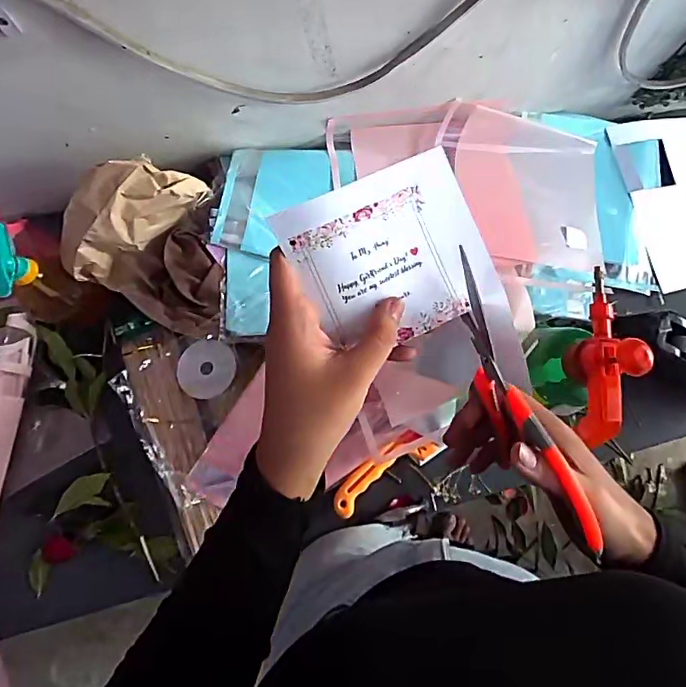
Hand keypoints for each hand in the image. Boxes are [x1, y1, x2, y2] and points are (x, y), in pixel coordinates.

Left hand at [257, 250, 415, 498]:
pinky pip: (339, 334)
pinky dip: (363, 333)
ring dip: (362, 303)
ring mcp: (304, 340)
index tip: (337, 226)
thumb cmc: (316, 414)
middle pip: (316, 281)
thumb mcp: (355, 374)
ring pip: (333, 308)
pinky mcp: (315, 357)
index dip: (303, 239)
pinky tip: (401, 341)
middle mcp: (294, 321)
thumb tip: (396, 301)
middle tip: (382, 253)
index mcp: (292, 317)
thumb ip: (379, 337)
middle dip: (349, 268)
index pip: (284, 263)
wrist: (293, 459)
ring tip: (400, 289)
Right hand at [442, 389, 657, 565]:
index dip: (483, 404)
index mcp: (554, 430)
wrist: (632, 540)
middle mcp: (545, 431)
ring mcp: (542, 446)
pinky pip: (507, 446)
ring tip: (456, 460)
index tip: (462, 428)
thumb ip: (547, 472)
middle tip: (452, 448)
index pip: (511, 398)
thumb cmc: (610, 516)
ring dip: (476, 437)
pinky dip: (488, 451)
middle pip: (500, 411)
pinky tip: (479, 467)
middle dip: (473, 422)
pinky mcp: (540, 463)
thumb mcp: (581, 496)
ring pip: (500, 428)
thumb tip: (513, 449)